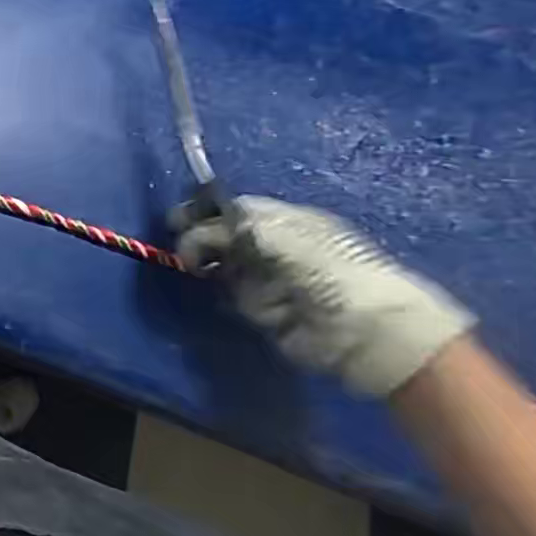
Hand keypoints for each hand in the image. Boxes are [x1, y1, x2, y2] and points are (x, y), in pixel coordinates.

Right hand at [177, 196, 475, 396]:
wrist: (355, 327)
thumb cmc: (322, 269)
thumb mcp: (275, 232)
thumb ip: (228, 224)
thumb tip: (191, 229)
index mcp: (285, 221)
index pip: (232, 208)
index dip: (204, 210)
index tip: (179, 220)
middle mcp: (272, 244)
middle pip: (218, 233)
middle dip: (197, 236)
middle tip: (186, 247)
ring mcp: (262, 275)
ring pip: (214, 259)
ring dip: (202, 260)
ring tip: (199, 267)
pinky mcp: (254, 303)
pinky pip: (221, 288)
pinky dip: (213, 286)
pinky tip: (211, 284)